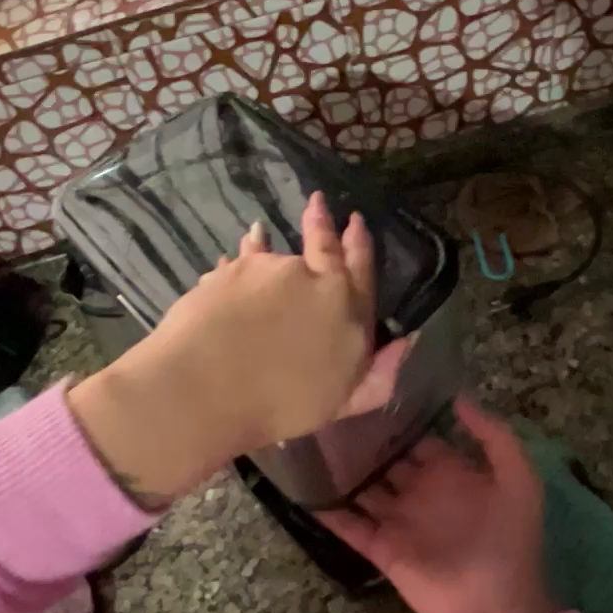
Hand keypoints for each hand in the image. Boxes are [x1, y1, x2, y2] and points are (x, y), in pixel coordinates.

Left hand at [68, 192, 398, 505]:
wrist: (205, 392)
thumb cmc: (276, 409)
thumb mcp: (340, 404)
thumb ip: (377, 377)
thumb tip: (406, 343)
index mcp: (351, 318)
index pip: (362, 272)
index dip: (359, 247)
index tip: (355, 222)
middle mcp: (322, 285)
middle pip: (326, 246)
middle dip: (323, 223)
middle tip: (318, 204)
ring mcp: (279, 270)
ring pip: (276, 254)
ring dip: (268, 248)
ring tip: (257, 236)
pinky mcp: (240, 266)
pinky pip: (243, 260)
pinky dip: (238, 263)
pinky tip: (227, 261)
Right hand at [319, 398, 559, 612]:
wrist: (498, 608)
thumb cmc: (511, 539)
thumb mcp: (519, 478)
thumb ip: (493, 435)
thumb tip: (458, 396)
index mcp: (450, 473)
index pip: (419, 438)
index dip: (400, 419)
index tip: (373, 391)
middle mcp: (420, 491)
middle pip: (386, 459)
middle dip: (364, 439)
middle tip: (332, 409)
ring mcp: (399, 520)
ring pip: (363, 487)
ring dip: (341, 469)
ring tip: (310, 440)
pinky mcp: (382, 548)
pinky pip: (350, 525)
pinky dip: (328, 509)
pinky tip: (303, 485)